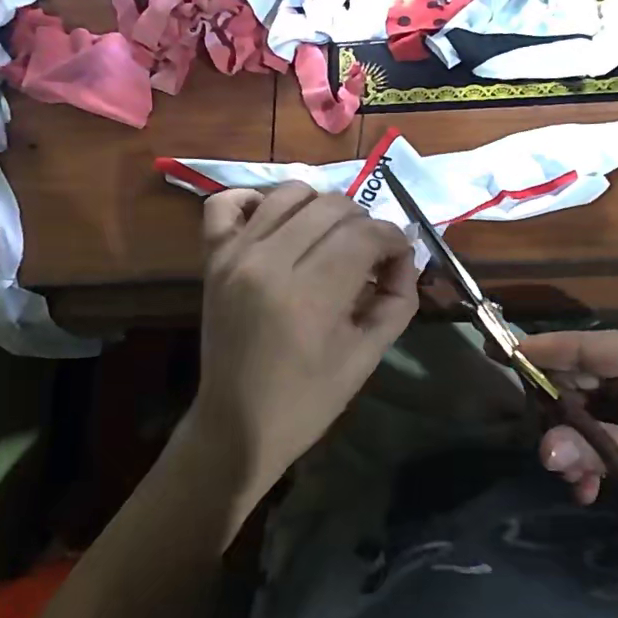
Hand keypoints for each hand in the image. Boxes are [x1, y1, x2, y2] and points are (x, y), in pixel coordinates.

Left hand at [189, 182, 419, 493]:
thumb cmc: (308, 400)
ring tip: (330, 239)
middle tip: (369, 255)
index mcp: (310, 295)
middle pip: (331, 206)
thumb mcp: (368, 356)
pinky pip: (225, 203)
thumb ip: (397, 300)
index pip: (365, 233)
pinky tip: (277, 222)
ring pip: (289, 193)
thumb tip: (405, 257)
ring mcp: (235, 256)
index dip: (393, 239)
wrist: (237, 424)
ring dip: (321, 207)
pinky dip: (254, 201)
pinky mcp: (213, 259)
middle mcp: (269, 262)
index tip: (399, 258)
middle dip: (364, 223)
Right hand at [521, 329, 617, 582]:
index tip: (491, 349)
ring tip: (575, 481)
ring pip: (585, 408)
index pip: (583, 345)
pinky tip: (589, 486)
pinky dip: (590, 455)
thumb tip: (540, 447)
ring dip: (574, 445)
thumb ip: (595, 448)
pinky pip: (600, 429)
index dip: (536, 350)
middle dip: (559, 418)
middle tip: (545, 453)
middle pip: (579, 377)